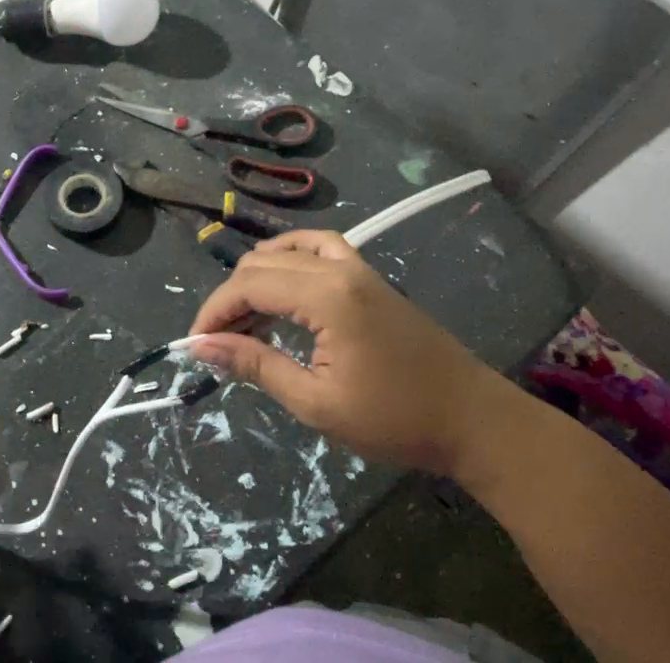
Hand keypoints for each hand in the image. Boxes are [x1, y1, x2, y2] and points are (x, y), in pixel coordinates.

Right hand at [187, 229, 521, 477]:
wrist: (474, 421)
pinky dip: (289, 260)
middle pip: (263, 265)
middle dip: (230, 300)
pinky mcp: (370, 277)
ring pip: (287, 253)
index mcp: (327, 296)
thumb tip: (202, 346)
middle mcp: (339, 268)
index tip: (196, 345)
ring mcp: (358, 268)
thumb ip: (256, 366)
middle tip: (219, 343)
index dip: (214, 311)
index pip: (249, 285)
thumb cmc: (395, 420)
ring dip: (257, 281)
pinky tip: (281, 286)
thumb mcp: (316, 403)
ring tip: (246, 324)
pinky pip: (319, 248)